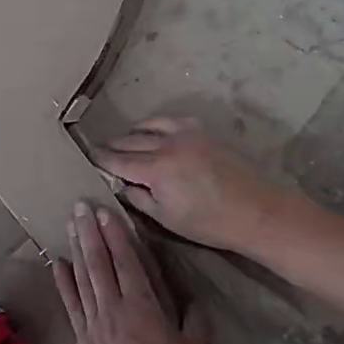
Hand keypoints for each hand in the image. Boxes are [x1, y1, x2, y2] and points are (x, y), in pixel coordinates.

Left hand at [53, 203, 206, 343]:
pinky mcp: (84, 338)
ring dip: (77, 248)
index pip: (128, 261)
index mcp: (143, 306)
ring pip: (83, 277)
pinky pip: (71, 303)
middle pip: (99, 262)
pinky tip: (58, 264)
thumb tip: (190, 297)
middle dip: (90, 232)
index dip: (116, 234)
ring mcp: (94, 322)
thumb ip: (194, 318)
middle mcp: (114, 308)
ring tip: (70, 224)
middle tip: (80, 205)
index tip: (106, 211)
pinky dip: (63, 282)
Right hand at [94, 116, 287, 253]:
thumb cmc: (208, 223)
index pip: (118, 161)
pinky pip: (171, 120)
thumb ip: (138, 197)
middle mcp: (167, 145)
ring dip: (132, 133)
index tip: (87, 157)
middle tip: (100, 149)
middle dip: (113, 146)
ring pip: (149, 127)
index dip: (101, 159)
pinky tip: (152, 130)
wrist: (256, 211)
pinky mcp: (202, 132)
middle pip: (131, 141)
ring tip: (122, 140)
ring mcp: (186, 134)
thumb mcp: (165, 217)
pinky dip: (156, 124)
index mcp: (156, 169)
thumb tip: (122, 184)